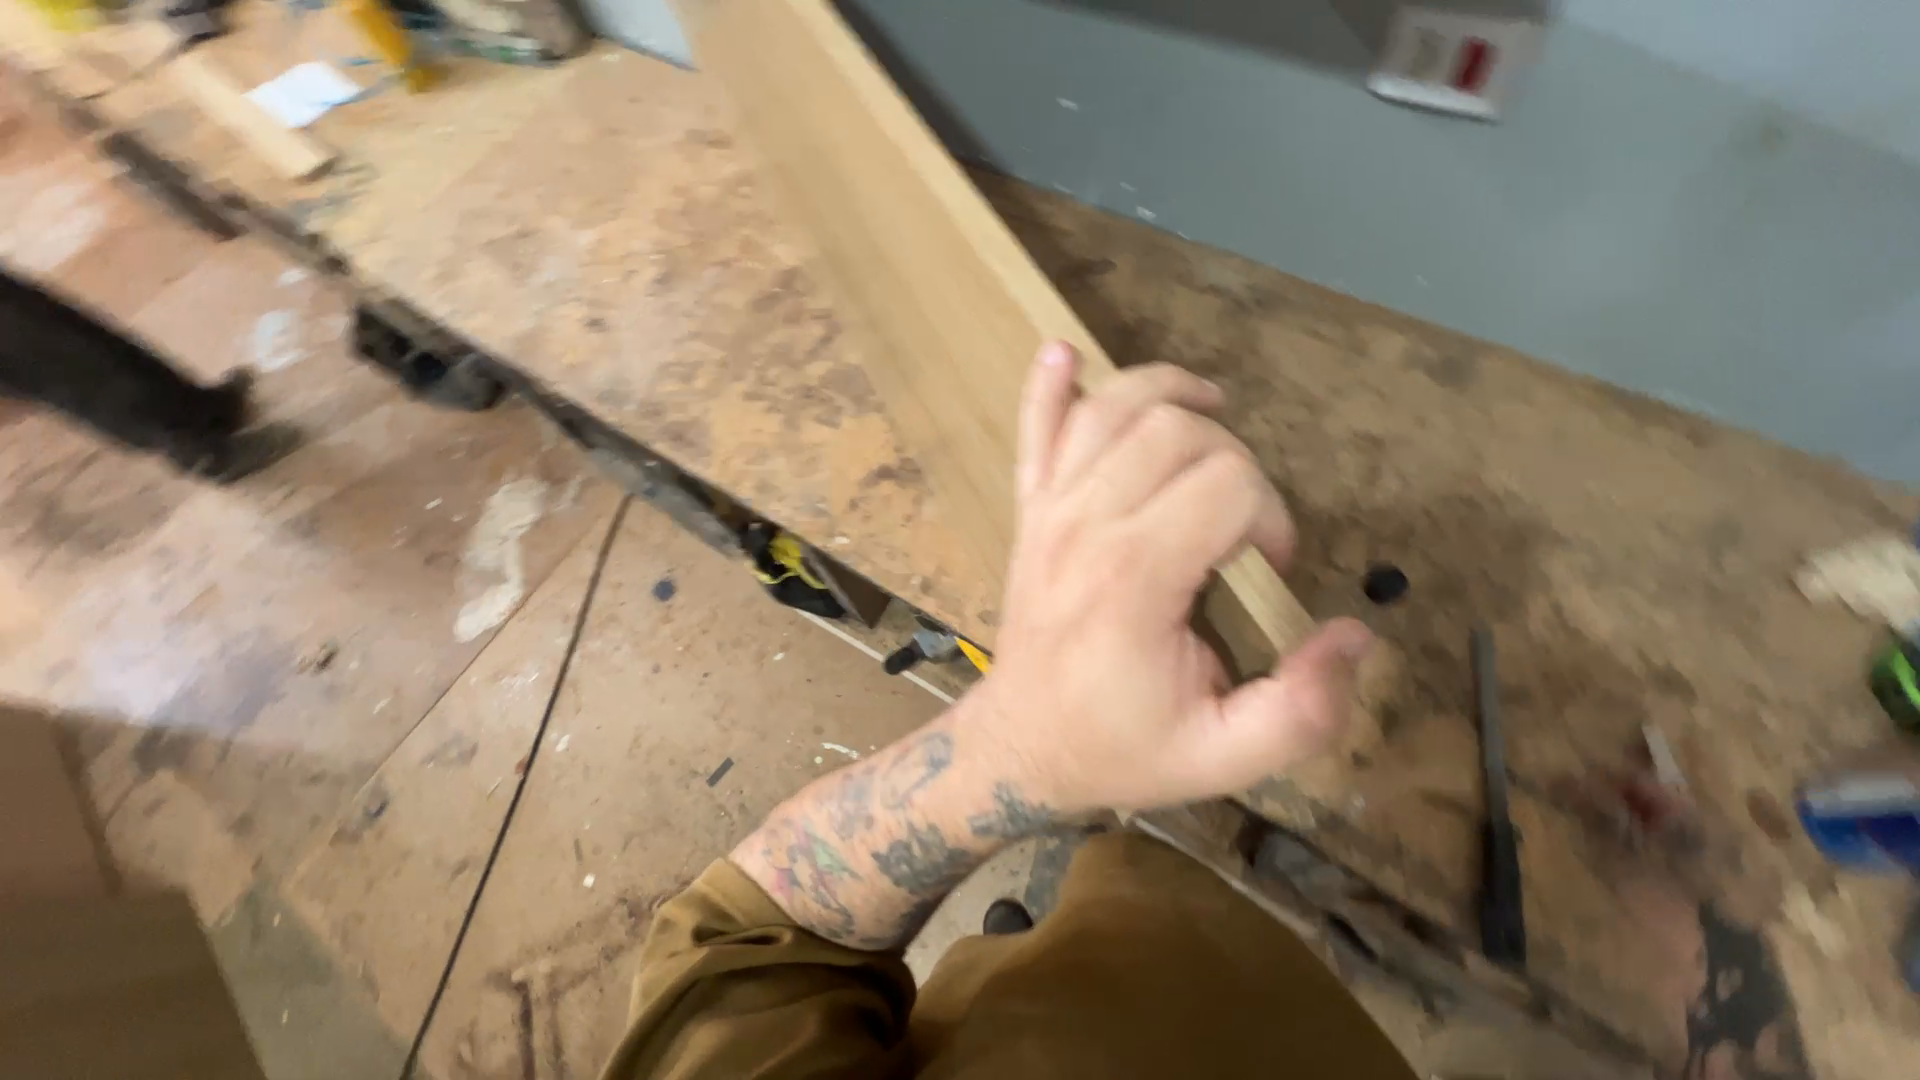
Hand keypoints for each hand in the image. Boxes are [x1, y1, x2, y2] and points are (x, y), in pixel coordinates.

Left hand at [971, 341, 1373, 812]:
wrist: (1021, 745)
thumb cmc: (1118, 748)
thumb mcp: (1223, 758)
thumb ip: (1303, 709)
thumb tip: (1355, 636)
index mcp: (1134, 578)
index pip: (1228, 485)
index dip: (1272, 517)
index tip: (1269, 566)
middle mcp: (1085, 525)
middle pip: (1178, 432)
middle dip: (1234, 462)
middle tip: (1239, 526)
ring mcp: (1048, 510)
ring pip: (1114, 408)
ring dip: (1171, 399)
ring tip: (1210, 419)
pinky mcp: (1029, 510)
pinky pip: (1036, 430)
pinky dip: (1051, 386)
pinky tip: (1065, 354)